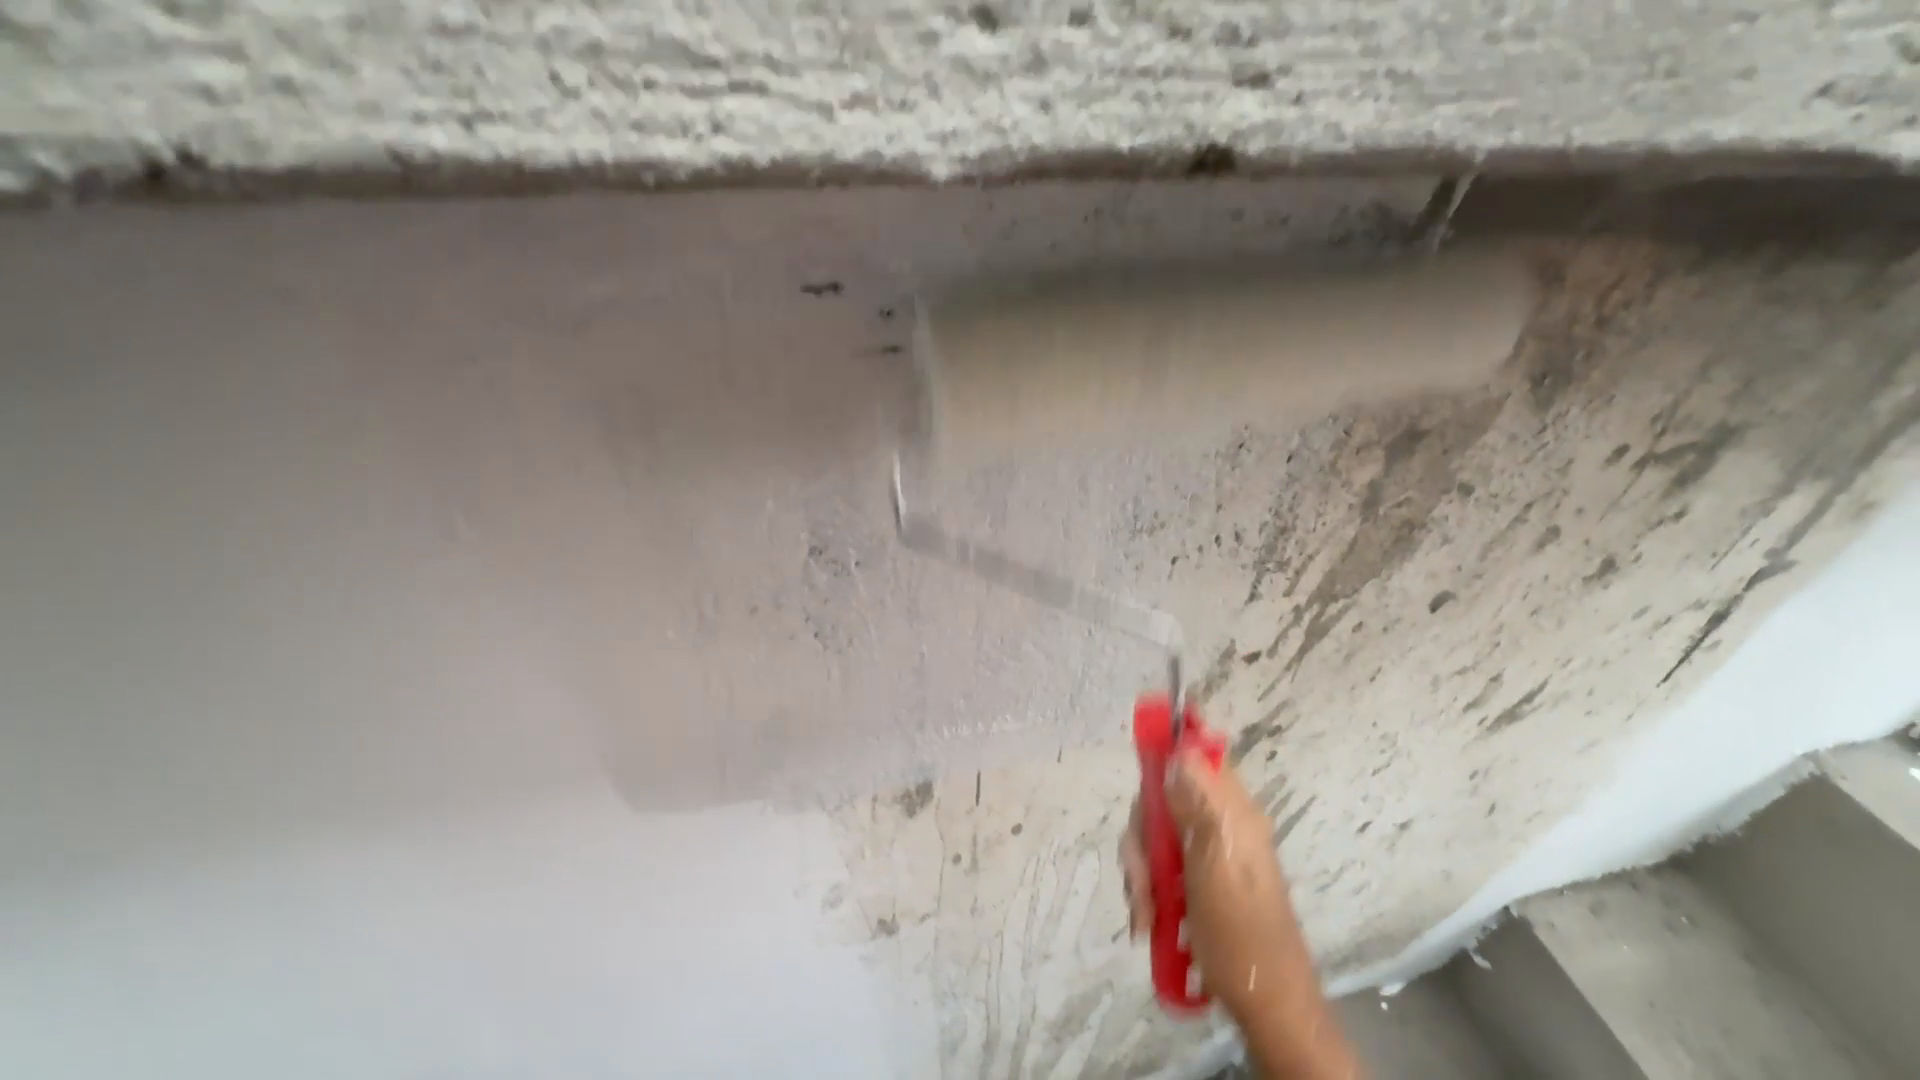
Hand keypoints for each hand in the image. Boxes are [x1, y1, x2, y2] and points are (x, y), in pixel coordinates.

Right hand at [1118, 748, 1300, 1022]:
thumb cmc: (1240, 935)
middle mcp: (1222, 824)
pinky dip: (1150, 893)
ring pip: (1156, 837)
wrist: (1266, 1002)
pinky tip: (1151, 923)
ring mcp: (1210, 854)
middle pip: (1163, 800)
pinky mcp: (1200, 882)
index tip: (1142, 766)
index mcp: (1233, 812)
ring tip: (1148, 914)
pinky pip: (1161, 869)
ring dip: (1142, 873)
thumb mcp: (1215, 866)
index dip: (1169, 750)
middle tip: (1143, 878)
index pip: (1199, 756)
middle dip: (1142, 838)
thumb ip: (1197, 806)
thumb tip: (1179, 752)